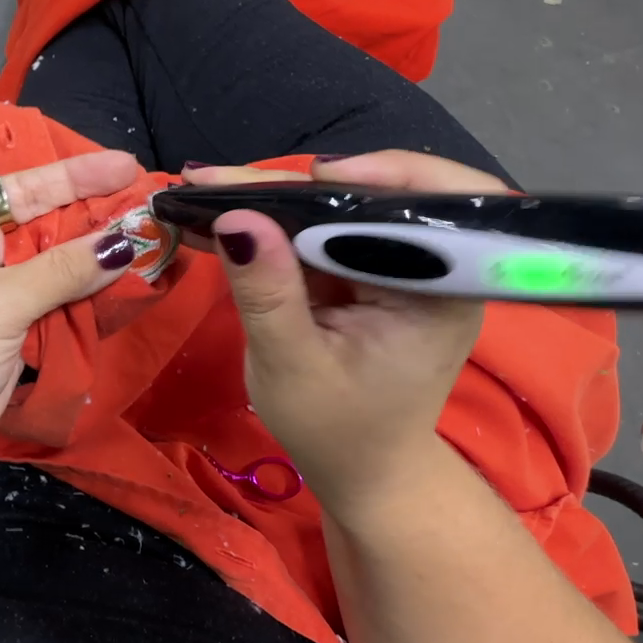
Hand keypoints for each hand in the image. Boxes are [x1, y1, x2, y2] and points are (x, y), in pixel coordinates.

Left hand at [0, 151, 144, 479]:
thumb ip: (61, 271)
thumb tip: (123, 242)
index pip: (25, 188)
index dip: (77, 175)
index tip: (127, 166)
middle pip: (49, 224)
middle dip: (99, 217)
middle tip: (155, 206)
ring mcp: (0, 290)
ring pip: (60, 265)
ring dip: (102, 259)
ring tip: (156, 241)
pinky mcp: (14, 327)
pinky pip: (61, 302)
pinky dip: (93, 296)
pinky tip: (131, 284)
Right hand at [189, 151, 509, 506]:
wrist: (360, 469)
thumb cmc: (338, 430)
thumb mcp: (293, 366)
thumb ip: (267, 293)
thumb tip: (234, 220)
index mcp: (440, 291)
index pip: (438, 206)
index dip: (385, 174)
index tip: (319, 173)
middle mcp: (426, 266)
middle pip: (367, 199)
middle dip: (290, 185)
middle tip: (213, 179)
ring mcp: (390, 267)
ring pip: (333, 210)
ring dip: (269, 198)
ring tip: (202, 188)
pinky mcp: (358, 273)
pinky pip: (314, 233)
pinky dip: (268, 224)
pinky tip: (217, 214)